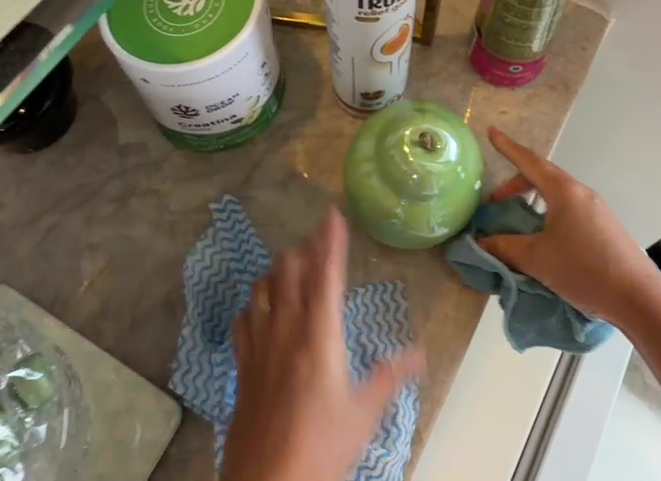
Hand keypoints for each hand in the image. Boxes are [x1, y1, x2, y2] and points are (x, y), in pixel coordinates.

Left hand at [221, 207, 424, 480]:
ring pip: (262, 288)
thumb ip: (389, 376)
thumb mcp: (364, 414)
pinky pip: (243, 318)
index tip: (332, 214)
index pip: (325, 275)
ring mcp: (259, 346)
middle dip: (303, 249)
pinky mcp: (241, 365)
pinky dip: (254, 302)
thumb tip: (419, 353)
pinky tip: (260, 306)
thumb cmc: (321, 446)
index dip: (329, 241)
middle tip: (317, 239)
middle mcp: (286, 330)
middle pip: (289, 271)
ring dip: (278, 271)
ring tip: (291, 265)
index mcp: (319, 335)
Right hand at [480, 127, 660, 329]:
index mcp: (563, 191)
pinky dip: (548, 216)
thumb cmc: (584, 269)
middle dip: (515, 186)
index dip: (507, 147)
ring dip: (532, 203)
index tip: (491, 132)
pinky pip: (568, 211)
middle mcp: (580, 193)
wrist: (638, 297)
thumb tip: (482, 242)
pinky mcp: (603, 228)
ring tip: (517, 224)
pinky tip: (543, 241)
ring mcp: (595, 210)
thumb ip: (505, 247)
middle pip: (542, 178)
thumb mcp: (537, 259)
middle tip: (495, 203)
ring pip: (556, 197)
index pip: (529, 161)